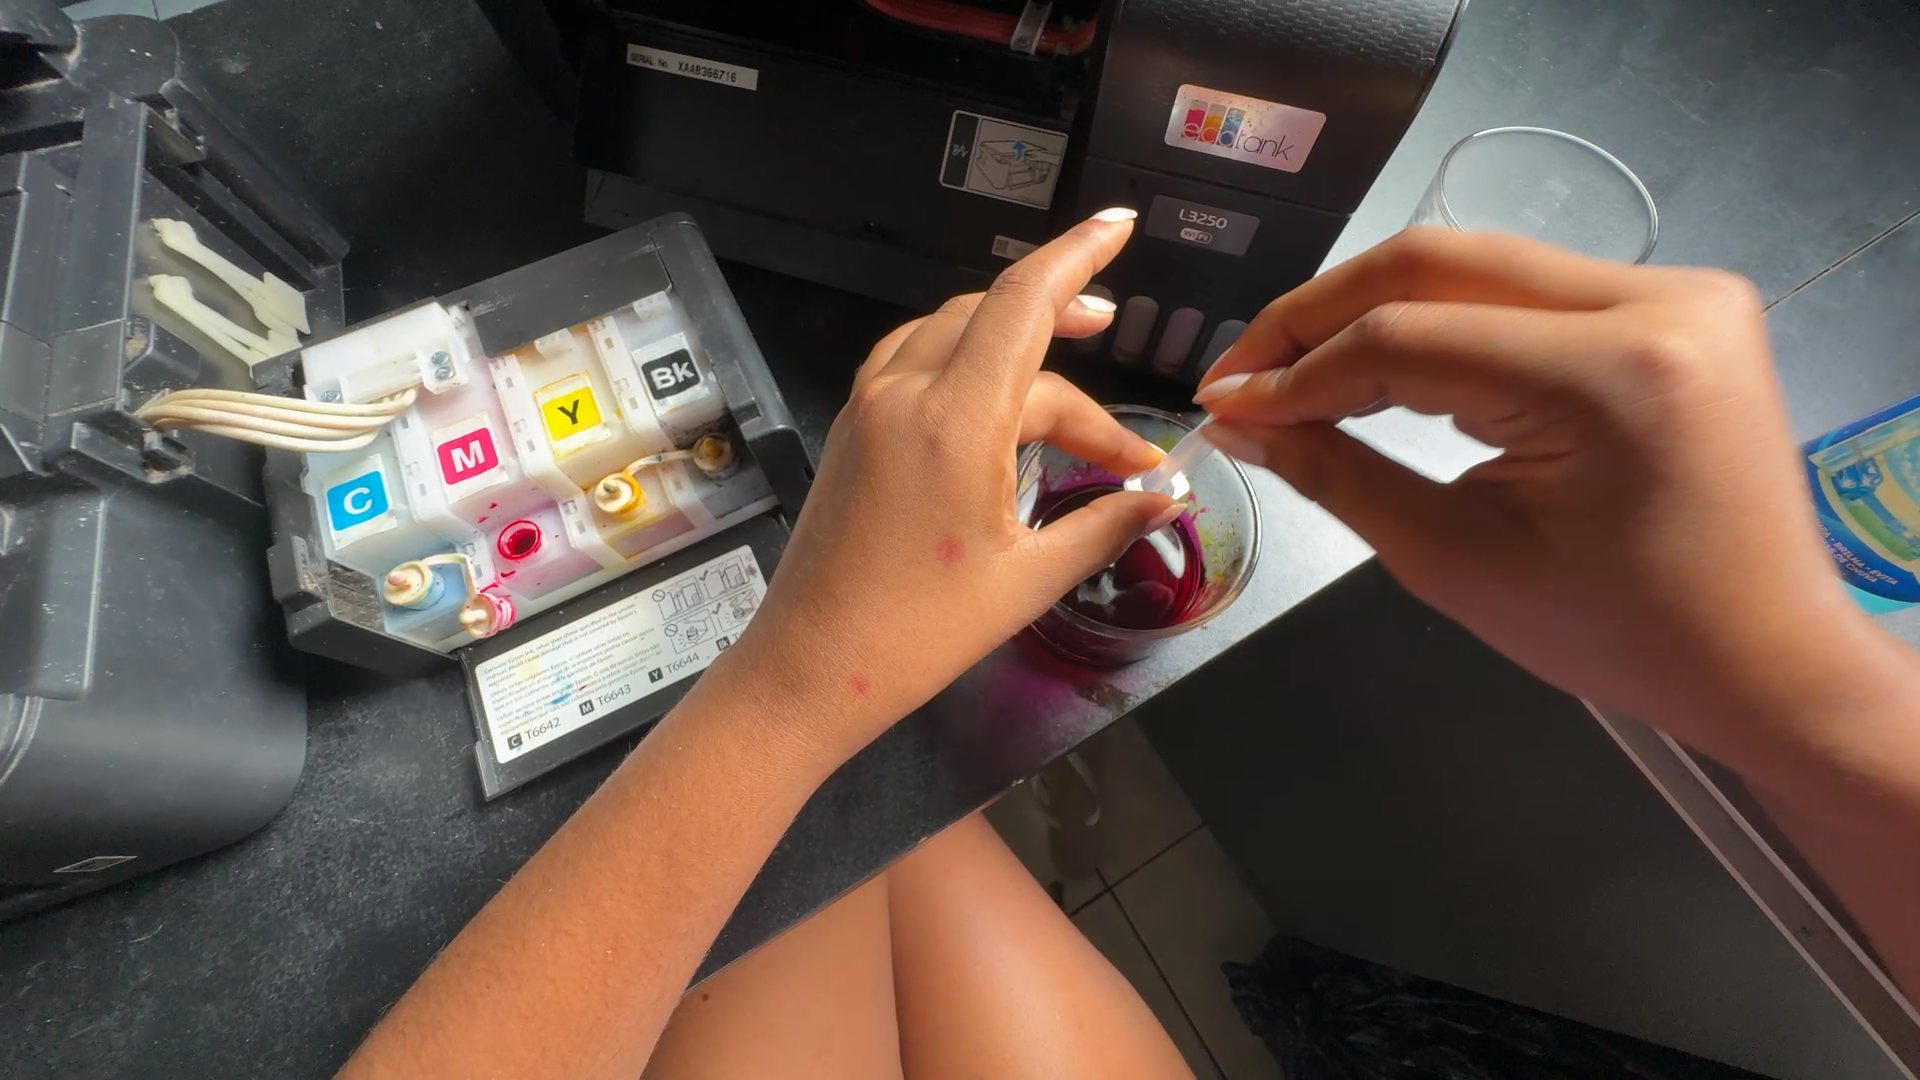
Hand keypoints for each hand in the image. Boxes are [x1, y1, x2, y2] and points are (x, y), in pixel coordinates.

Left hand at [714, 210, 1176, 761]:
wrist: (809, 667)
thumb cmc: (921, 634)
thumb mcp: (1027, 580)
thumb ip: (1105, 525)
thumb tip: (1167, 497)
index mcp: (954, 420)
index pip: (1024, 304)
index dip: (1079, 256)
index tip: (1122, 227)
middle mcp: (903, 393)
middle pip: (995, 320)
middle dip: (1063, 319)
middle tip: (1114, 331)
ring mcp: (867, 406)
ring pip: (948, 332)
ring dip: (1008, 335)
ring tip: (1062, 355)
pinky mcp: (850, 428)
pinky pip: (912, 361)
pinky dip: (961, 358)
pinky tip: (988, 390)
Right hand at [1192, 227, 1905, 773]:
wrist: (1753, 656)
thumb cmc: (1603, 631)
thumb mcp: (1444, 558)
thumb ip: (1330, 472)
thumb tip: (1234, 424)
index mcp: (1609, 377)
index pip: (1402, 340)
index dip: (1292, 373)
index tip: (1220, 408)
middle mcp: (1649, 301)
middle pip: (1427, 264)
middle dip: (1307, 318)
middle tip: (1236, 376)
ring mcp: (1661, 292)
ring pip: (1456, 267)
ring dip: (1349, 317)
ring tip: (1278, 376)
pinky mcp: (1649, 307)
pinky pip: (1493, 295)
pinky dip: (1406, 327)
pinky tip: (1353, 370)